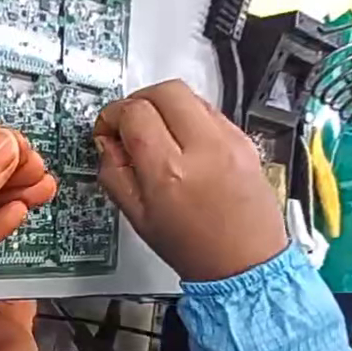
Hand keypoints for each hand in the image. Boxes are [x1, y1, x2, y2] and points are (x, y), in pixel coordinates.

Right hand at [92, 81, 286, 281]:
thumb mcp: (137, 216)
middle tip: (127, 123)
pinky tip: (179, 143)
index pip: (135, 113)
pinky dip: (186, 117)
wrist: (244, 260)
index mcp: (169, 172)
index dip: (112, 115)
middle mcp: (203, 147)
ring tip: (153, 135)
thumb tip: (107, 144)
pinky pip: (209, 111)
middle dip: (138, 101)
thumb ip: (115, 174)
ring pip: (189, 95)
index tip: (106, 129)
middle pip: (165, 90)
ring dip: (163, 107)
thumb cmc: (191, 246)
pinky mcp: (245, 139)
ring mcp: (229, 139)